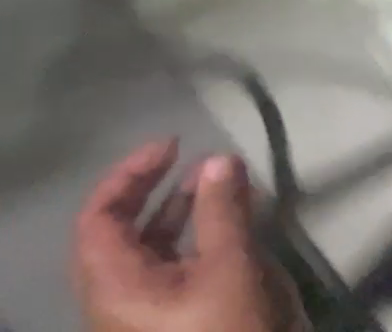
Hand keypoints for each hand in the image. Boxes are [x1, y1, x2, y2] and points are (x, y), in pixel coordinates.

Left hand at [72, 140, 280, 331]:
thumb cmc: (225, 322)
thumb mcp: (229, 265)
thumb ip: (222, 212)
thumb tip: (219, 159)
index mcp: (113, 285)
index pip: (96, 221)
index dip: (127, 177)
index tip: (173, 144)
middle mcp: (115, 292)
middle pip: (113, 230)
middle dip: (147, 186)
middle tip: (185, 150)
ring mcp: (141, 302)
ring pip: (143, 243)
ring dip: (174, 202)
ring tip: (214, 172)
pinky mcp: (169, 307)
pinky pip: (166, 255)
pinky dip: (191, 224)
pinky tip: (225, 210)